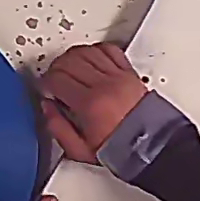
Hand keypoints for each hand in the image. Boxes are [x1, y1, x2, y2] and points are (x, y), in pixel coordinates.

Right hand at [38, 43, 147, 163]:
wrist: (154, 148)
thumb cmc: (121, 150)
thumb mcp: (80, 150)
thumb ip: (58, 128)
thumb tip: (48, 108)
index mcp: (90, 105)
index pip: (56, 79)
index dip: (45, 82)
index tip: (46, 89)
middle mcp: (104, 86)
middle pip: (68, 61)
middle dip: (55, 69)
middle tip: (54, 79)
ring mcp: (119, 77)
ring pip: (86, 52)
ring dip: (72, 57)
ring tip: (69, 68)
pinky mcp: (130, 73)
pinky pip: (109, 50)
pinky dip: (95, 50)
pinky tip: (90, 59)